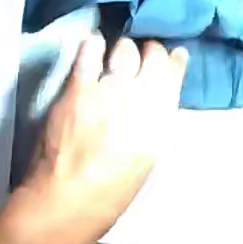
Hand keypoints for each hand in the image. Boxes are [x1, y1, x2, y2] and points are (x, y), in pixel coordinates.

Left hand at [5, 34, 187, 243]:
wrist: (69, 198)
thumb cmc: (112, 191)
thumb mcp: (148, 158)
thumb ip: (154, 123)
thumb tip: (156, 100)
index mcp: (161, 121)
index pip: (173, 75)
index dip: (173, 61)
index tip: (172, 55)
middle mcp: (140, 99)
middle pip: (151, 55)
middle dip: (148, 51)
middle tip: (141, 54)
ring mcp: (108, 90)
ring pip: (123, 49)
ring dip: (122, 49)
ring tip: (116, 54)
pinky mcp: (78, 88)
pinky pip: (89, 53)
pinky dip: (93, 45)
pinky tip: (93, 45)